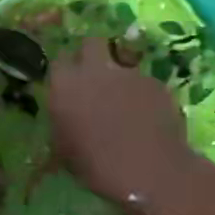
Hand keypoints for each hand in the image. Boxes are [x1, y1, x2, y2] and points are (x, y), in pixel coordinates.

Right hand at [48, 37, 201, 213]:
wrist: (150, 171)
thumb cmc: (97, 166)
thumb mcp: (64, 149)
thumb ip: (62, 123)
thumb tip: (67, 116)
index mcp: (65, 86)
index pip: (58, 61)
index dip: (64, 70)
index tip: (67, 83)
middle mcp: (95, 71)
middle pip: (91, 43)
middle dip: (91, 53)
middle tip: (94, 76)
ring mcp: (129, 73)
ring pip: (121, 63)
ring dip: (119, 78)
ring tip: (125, 105)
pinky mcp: (156, 83)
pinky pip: (144, 83)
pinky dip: (143, 95)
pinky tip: (147, 117)